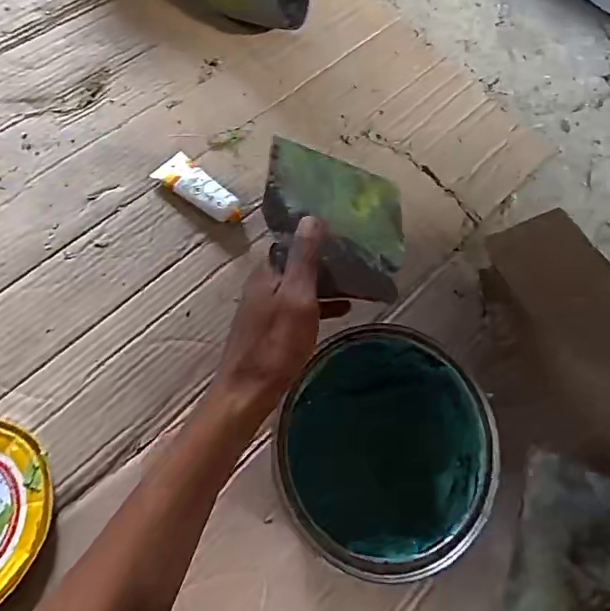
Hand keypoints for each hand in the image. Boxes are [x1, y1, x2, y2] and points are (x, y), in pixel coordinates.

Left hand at [212, 217, 342, 419]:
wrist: (247, 393)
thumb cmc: (276, 343)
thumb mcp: (297, 296)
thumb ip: (304, 258)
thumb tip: (311, 217)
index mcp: (268, 270)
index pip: (296, 240)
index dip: (322, 235)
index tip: (350, 235)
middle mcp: (265, 282)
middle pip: (302, 262)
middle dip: (331, 260)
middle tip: (362, 260)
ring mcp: (267, 304)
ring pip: (304, 284)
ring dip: (330, 283)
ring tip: (361, 283)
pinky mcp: (273, 325)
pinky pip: (303, 304)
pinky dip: (322, 303)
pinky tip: (343, 309)